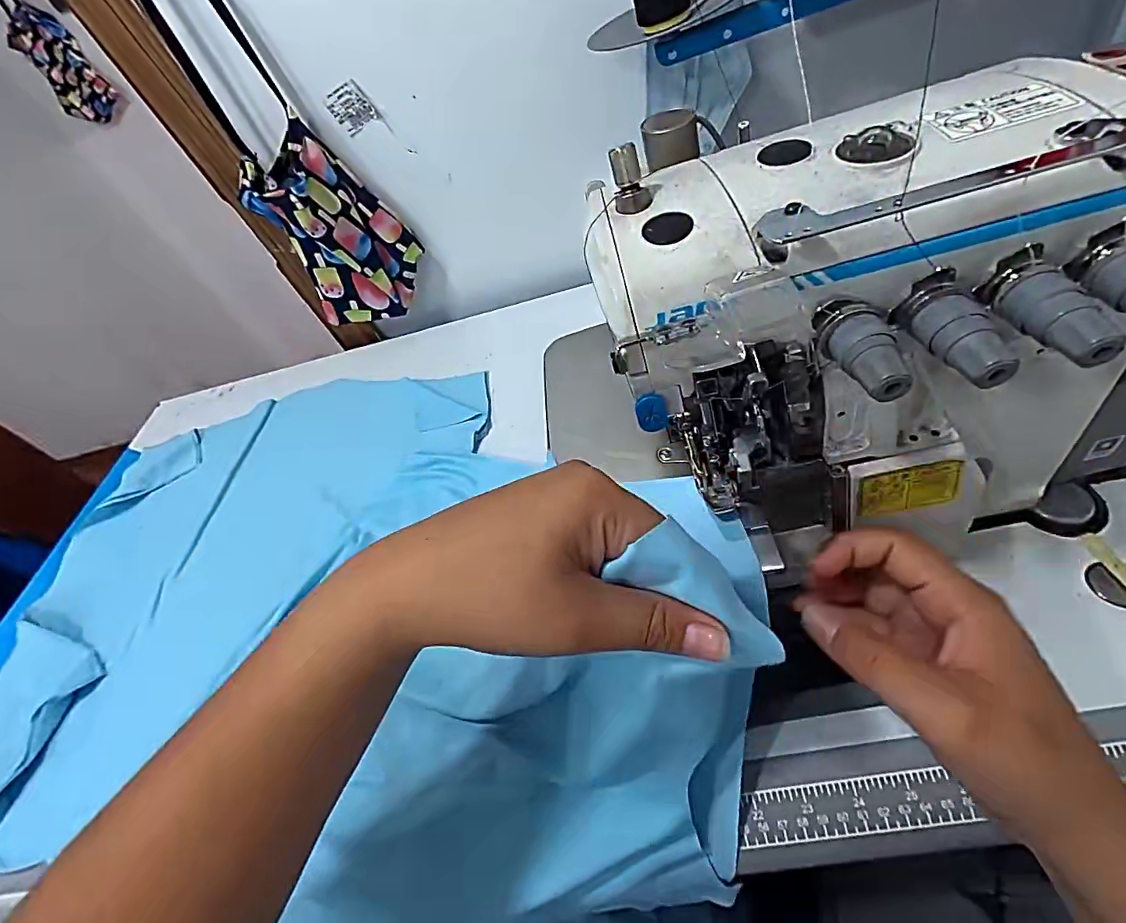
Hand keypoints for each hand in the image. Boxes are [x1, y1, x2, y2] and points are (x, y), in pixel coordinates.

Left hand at [327, 461, 732, 661]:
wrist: (402, 587)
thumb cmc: (491, 597)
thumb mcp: (579, 618)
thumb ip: (654, 624)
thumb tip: (723, 639)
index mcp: (598, 492)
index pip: (671, 544)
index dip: (691, 596)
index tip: (706, 645)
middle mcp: (581, 481)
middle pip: (645, 542)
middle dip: (654, 593)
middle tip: (650, 643)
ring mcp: (554, 493)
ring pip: (616, 545)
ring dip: (623, 588)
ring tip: (609, 627)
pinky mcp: (535, 511)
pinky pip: (587, 541)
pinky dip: (595, 576)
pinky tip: (580, 604)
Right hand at [794, 528, 1125, 852]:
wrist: (1074, 822)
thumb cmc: (1024, 760)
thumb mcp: (942, 708)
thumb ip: (872, 659)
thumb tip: (812, 615)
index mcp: (965, 605)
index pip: (899, 548)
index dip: (851, 550)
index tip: (814, 573)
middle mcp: (953, 612)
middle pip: (888, 570)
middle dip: (841, 573)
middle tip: (799, 593)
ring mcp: (943, 640)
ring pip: (883, 602)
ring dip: (843, 601)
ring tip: (803, 612)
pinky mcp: (935, 668)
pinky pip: (886, 636)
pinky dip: (854, 633)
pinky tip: (828, 637)